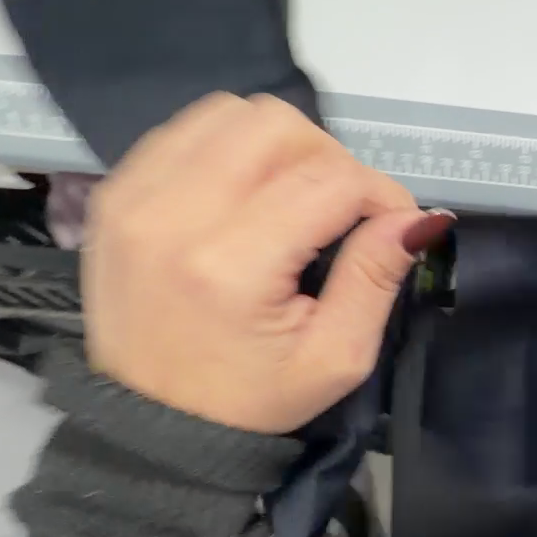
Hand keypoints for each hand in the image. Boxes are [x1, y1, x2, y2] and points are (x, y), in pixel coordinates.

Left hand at [81, 93, 452, 433]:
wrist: (155, 422)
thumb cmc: (257, 398)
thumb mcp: (338, 357)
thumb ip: (376, 278)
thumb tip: (420, 219)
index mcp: (232, 266)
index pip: (329, 181)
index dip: (382, 193)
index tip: (397, 227)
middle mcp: (172, 213)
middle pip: (277, 127)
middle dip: (334, 161)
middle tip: (347, 214)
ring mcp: (133, 195)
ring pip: (232, 113)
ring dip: (286, 148)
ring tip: (301, 202)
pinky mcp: (116, 191)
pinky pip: (191, 131)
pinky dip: (239, 150)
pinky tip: (255, 198)